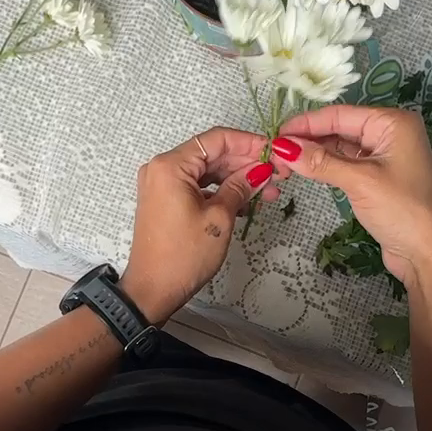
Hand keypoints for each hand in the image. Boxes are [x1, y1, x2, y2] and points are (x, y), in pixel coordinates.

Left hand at [120, 127, 278, 323]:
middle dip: (246, 163)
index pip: (217, 139)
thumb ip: (240, 187)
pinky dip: (221, 191)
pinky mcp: (166, 201)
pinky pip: (198, 186)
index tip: (275, 152)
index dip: (250, 143)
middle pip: (212, 154)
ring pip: (207, 172)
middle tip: (278, 174)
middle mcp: (162, 168)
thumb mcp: (219, 219)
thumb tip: (260, 170)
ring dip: (237, 179)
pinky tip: (246, 202)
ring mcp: (162, 185)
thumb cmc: (183, 256)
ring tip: (268, 192)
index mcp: (171, 166)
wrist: (152, 290)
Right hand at [273, 105, 431, 291]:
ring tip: (283, 162)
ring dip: (315, 154)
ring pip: (342, 148)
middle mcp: (390, 134)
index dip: (306, 123)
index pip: (340, 115)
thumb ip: (320, 162)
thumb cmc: (402, 209)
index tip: (275, 134)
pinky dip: (327, 167)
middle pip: (340, 128)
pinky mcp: (379, 180)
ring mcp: (385, 158)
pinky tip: (306, 170)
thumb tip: (281, 148)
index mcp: (392, 123)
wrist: (430, 253)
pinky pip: (347, 165)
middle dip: (308, 139)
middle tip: (274, 151)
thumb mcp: (359, 181)